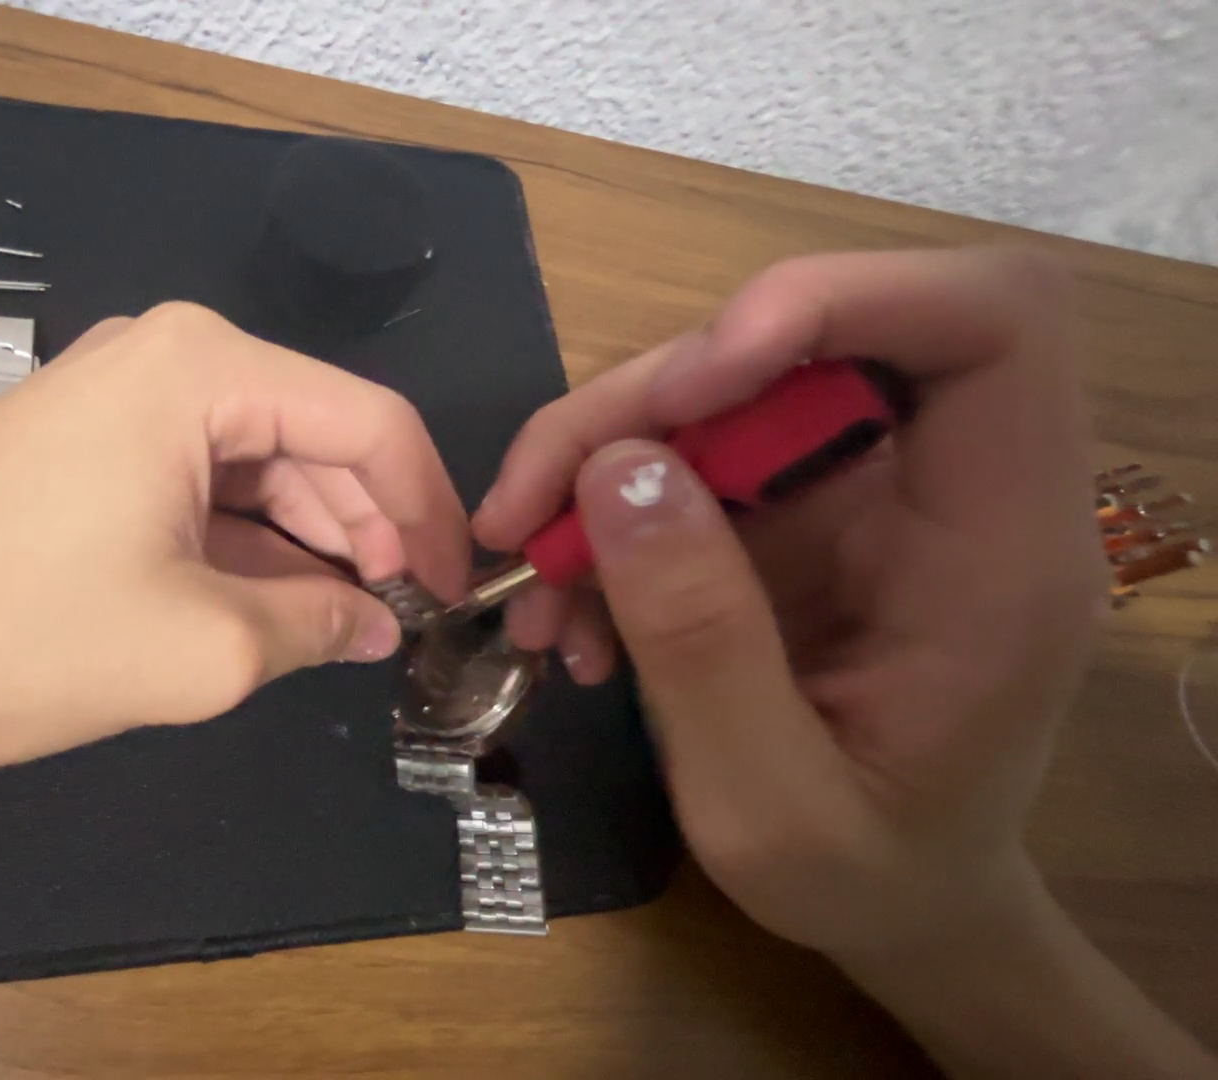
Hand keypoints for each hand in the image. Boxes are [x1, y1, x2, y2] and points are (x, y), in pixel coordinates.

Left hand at [0, 302, 468, 774]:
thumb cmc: (14, 638)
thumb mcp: (198, 648)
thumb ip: (315, 624)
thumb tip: (380, 623)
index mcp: (203, 368)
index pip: (367, 423)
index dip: (427, 509)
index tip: (455, 588)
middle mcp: (165, 358)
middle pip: (312, 440)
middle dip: (368, 528)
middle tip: (405, 617)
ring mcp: (117, 400)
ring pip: (256, 467)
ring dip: (310, 541)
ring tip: (351, 621)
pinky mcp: (85, 449)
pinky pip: (199, 487)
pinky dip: (246, 543)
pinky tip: (278, 600)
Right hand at [473, 248, 1103, 960]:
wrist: (884, 902)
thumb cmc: (861, 875)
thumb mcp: (766, 798)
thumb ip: (699, 639)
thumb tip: (615, 472)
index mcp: (988, 548)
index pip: (977, 326)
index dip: (831, 303)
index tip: (689, 380)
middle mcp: (915, 492)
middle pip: (772, 357)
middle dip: (623, 416)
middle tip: (515, 516)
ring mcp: (831, 501)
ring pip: (691, 413)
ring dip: (579, 484)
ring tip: (530, 601)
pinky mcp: (763, 524)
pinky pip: (655, 478)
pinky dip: (586, 533)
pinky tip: (565, 622)